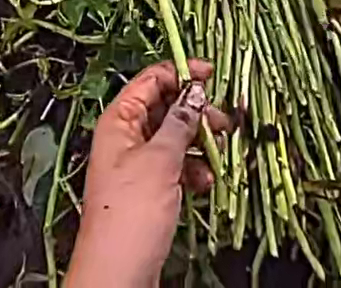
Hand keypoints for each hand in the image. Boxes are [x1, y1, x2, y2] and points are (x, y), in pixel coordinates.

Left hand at [66, 61, 231, 287]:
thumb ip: (180, 121)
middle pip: (165, 107)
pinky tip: (206, 181)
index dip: (181, 73)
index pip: (152, 79)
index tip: (210, 74)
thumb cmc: (130, 215)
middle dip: (195, 111)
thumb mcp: (160, 161)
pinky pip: (175, 166)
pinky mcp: (149, 189)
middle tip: (223, 120)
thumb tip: (195, 91)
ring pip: (174, 137)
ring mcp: (137, 163)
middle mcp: (126, 135)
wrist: (117, 278)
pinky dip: (193, 169)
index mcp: (120, 118)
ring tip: (219, 150)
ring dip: (198, 142)